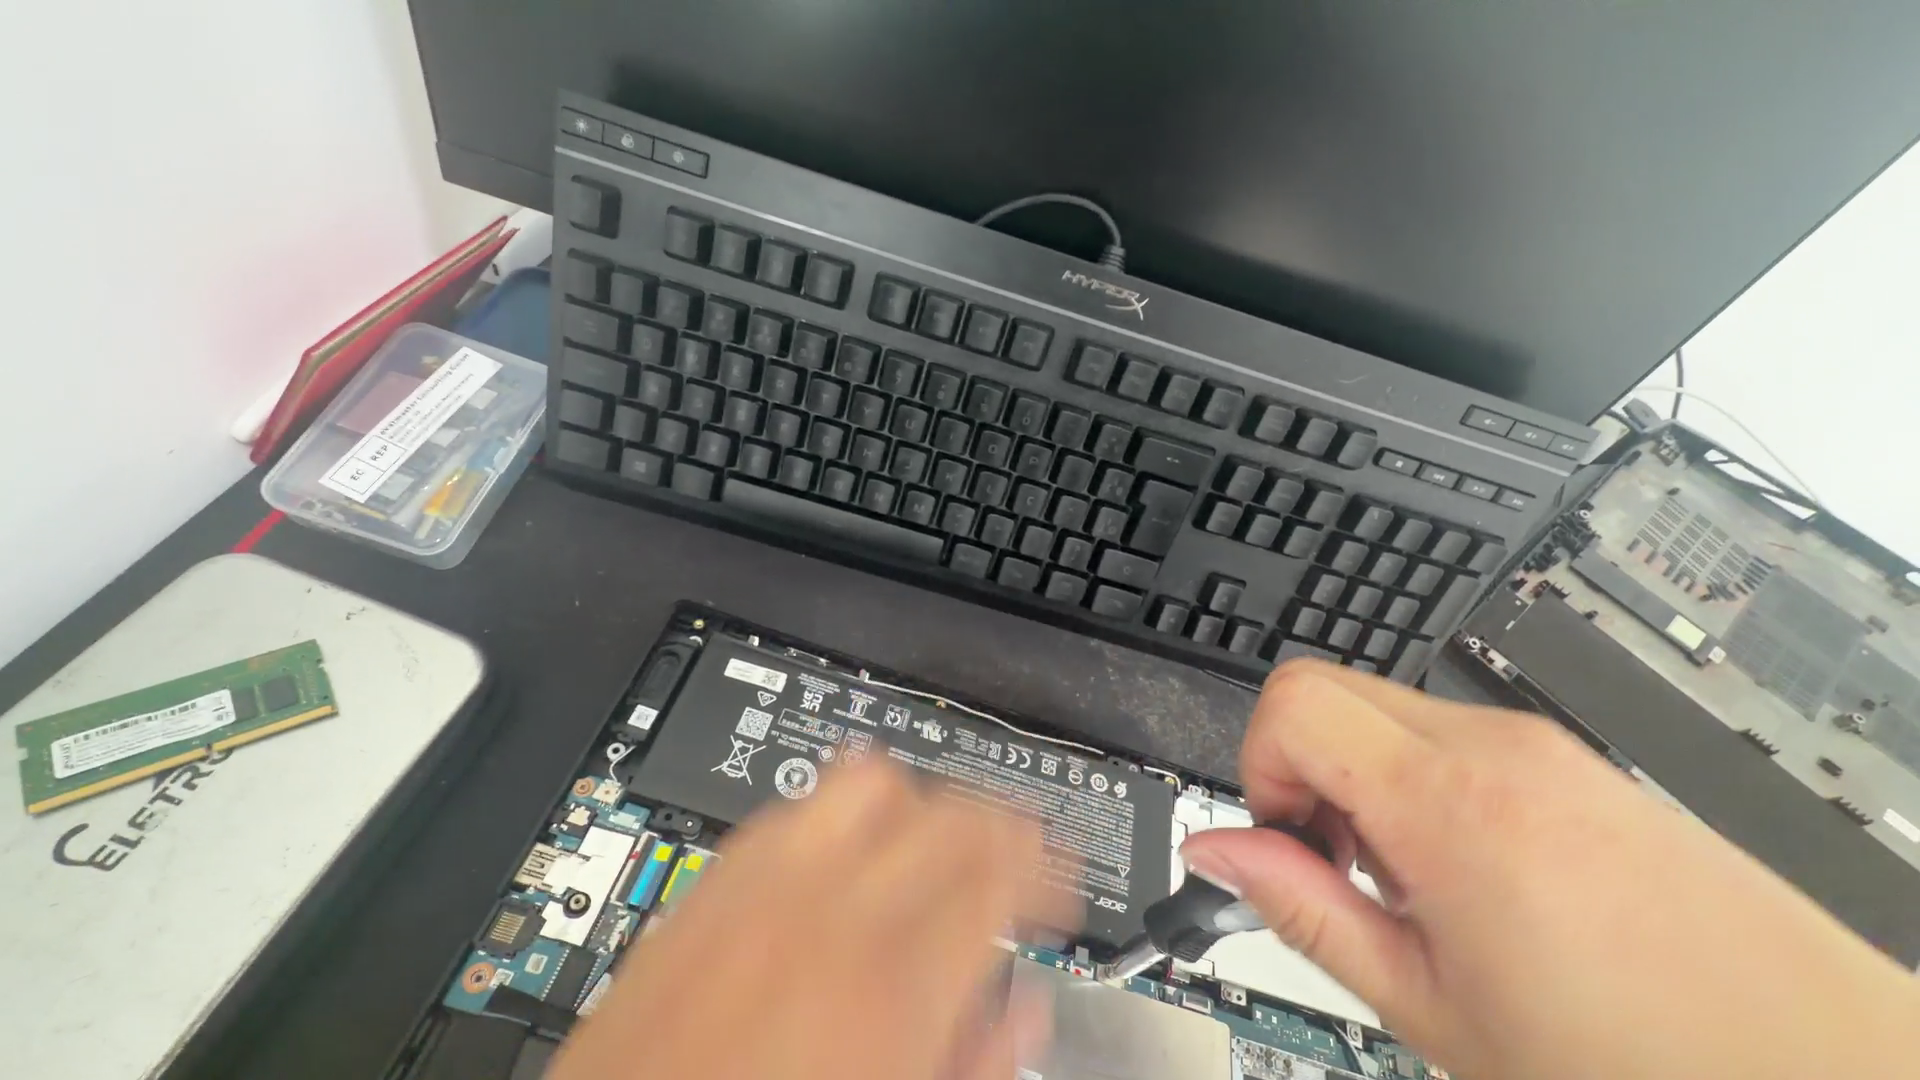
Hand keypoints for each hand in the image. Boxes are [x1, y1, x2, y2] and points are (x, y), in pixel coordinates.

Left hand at [548, 760, 1067, 1079]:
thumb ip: (977, 1054)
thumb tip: (1023, 1004)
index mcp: (889, 980)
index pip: (1001, 873)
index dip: (1045, 867)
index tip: (1052, 880)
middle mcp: (831, 909)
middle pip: (950, 810)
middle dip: (998, 821)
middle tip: (1008, 853)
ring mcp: (766, 881)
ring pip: (870, 778)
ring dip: (915, 800)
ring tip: (925, 839)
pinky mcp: (715, 875)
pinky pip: (794, 805)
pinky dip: (837, 812)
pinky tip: (843, 854)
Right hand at [1180, 660, 1919, 1079]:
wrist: (1832, 1073)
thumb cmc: (1640, 1065)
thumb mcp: (1427, 1004)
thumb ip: (1301, 907)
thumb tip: (1218, 852)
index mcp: (1450, 804)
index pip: (1293, 702)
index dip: (1261, 764)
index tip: (1286, 836)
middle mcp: (1495, 748)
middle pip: (1326, 691)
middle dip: (1300, 767)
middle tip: (1337, 862)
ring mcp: (1540, 745)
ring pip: (1382, 711)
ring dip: (1359, 779)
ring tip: (1409, 884)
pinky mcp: (1568, 758)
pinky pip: (1446, 735)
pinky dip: (1415, 783)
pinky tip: (1462, 876)